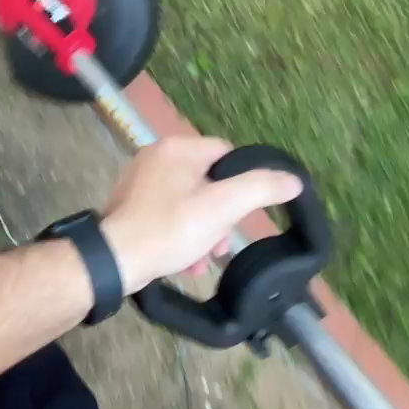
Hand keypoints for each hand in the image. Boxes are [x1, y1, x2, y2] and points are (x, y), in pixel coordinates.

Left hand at [97, 135, 302, 292]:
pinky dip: (181, 235)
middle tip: (221, 244)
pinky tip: (185, 261)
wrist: (117, 256)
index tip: (243, 213)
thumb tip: (292, 179)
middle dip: (220, 216)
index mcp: (177, 147)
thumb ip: (259, 189)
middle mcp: (156, 155)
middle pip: (208, 181)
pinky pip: (169, 213)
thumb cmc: (171, 228)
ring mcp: (141, 178)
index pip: (225, 154)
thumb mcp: (222, 208)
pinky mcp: (132, 202)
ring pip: (189, 201)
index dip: (241, 183)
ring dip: (203, 231)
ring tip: (203, 258)